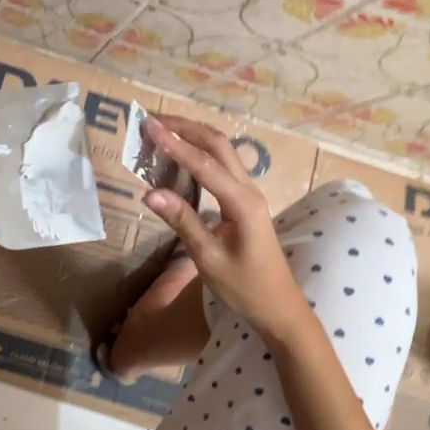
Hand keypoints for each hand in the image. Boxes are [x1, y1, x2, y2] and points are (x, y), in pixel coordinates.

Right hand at [141, 115, 310, 341]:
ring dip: (193, 136)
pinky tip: (180, 156)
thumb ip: (182, 221)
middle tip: (152, 121)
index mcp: (242, 203)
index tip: (150, 127)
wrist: (279, 308)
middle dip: (186, 128)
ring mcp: (248, 194)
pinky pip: (222, 166)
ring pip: (222, 151)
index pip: (204, 164)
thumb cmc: (245, 287)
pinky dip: (199, 153)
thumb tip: (150, 192)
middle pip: (218, 145)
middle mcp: (248, 190)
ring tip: (162, 131)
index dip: (175, 144)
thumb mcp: (208, 258)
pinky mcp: (244, 201)